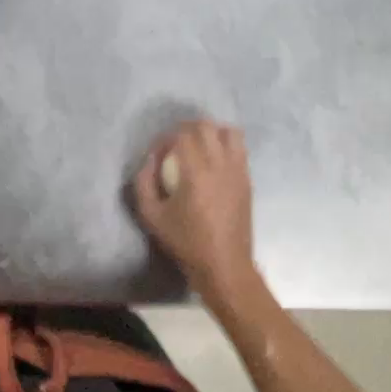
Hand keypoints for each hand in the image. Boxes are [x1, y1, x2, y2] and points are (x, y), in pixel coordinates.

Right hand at [131, 120, 258, 297]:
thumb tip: (148, 160)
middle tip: (175, 145)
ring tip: (198, 147)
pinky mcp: (247, 180)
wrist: (224, 265)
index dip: (166, 138)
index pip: (181, 135)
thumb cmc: (186, 242)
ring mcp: (238, 171)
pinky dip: (225, 146)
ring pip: (229, 132)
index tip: (158, 153)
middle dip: (186, 128)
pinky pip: (239, 149)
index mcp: (195, 173)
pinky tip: (214, 163)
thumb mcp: (151, 216)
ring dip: (211, 133)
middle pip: (206, 126)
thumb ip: (143, 183)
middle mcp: (220, 165)